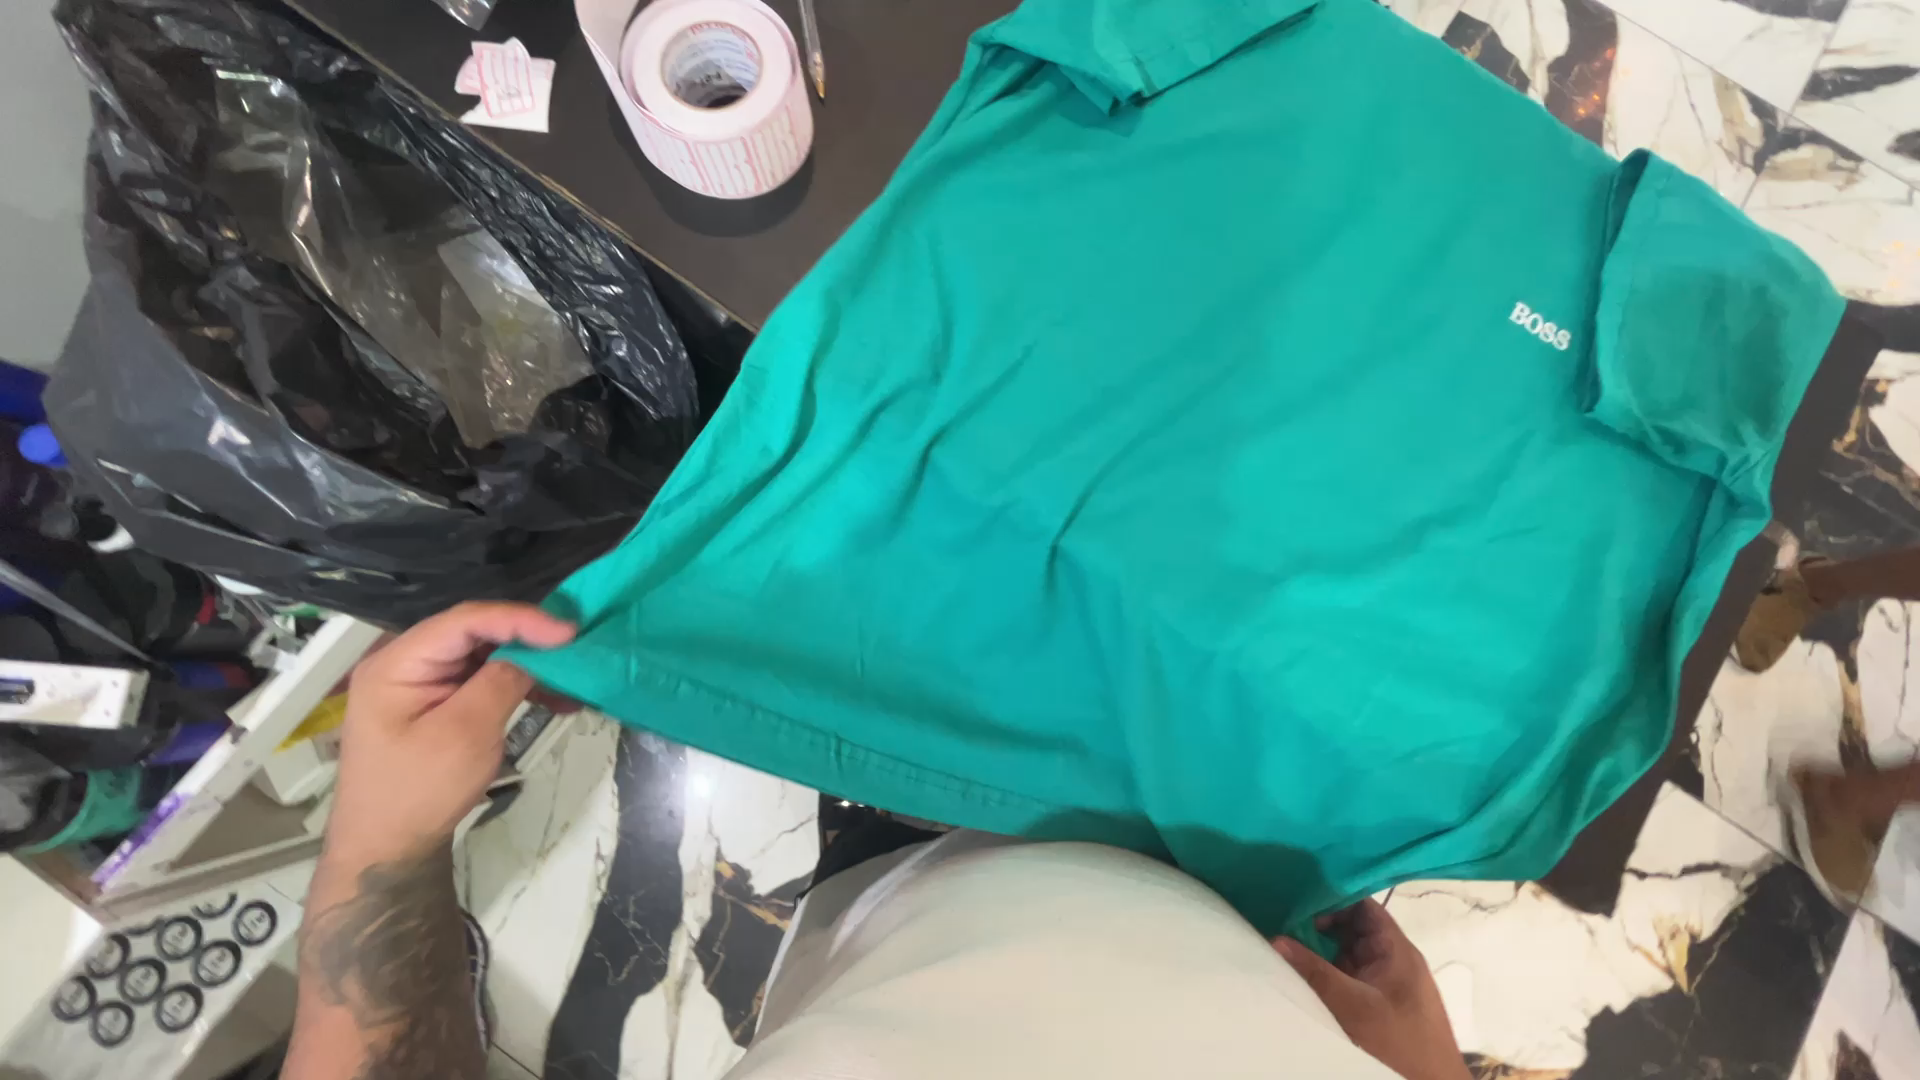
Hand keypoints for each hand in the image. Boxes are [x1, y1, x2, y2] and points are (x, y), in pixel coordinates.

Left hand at [324, 602, 575, 868]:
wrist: (389, 848)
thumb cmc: (420, 790)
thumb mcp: (466, 732)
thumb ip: (501, 680)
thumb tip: (538, 650)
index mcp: (398, 663)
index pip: (467, 620)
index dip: (521, 619)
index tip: (569, 631)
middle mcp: (409, 662)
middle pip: (479, 632)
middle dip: (531, 638)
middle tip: (578, 646)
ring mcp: (426, 682)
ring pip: (489, 654)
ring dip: (533, 664)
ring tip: (574, 678)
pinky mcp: (443, 700)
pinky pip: (489, 678)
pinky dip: (523, 684)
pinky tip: (558, 698)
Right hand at [1274, 899, 1469, 1079]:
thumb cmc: (1400, 1048)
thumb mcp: (1353, 1007)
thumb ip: (1313, 970)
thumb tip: (1275, 938)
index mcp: (1395, 951)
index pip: (1363, 906)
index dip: (1333, 897)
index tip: (1297, 899)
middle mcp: (1391, 960)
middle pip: (1351, 927)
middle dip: (1317, 923)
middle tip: (1280, 920)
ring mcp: (1383, 984)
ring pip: (1345, 952)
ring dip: (1318, 949)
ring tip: (1282, 941)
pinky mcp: (1376, 1005)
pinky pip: (1345, 975)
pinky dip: (1324, 970)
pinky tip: (1298, 970)